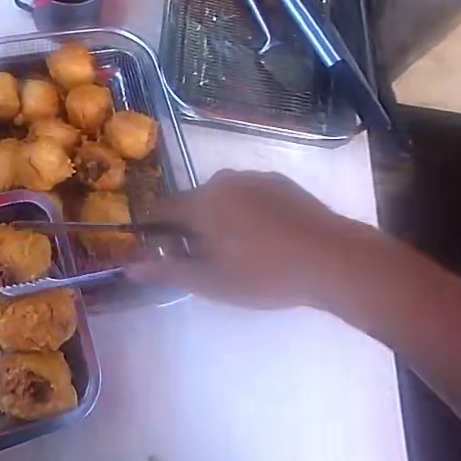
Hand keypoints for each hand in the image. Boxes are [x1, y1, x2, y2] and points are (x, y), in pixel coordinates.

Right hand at [132, 170, 408, 311]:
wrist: (331, 258)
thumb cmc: (264, 275)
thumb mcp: (212, 282)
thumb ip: (168, 271)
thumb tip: (130, 265)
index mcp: (200, 202)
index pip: (160, 210)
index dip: (155, 232)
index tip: (165, 254)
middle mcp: (221, 180)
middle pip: (192, 202)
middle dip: (191, 228)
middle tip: (209, 262)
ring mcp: (252, 177)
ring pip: (222, 197)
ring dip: (220, 218)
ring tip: (242, 252)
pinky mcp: (278, 181)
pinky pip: (248, 194)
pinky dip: (246, 211)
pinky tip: (267, 237)